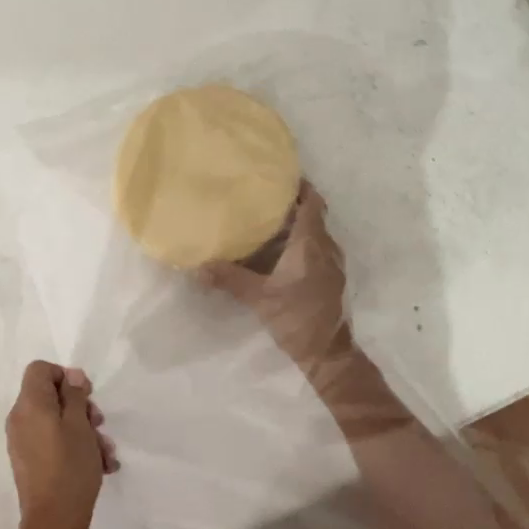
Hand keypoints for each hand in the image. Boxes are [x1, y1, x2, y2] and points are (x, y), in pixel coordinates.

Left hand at [5, 361, 116, 528]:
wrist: (54, 522)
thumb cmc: (70, 468)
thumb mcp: (79, 425)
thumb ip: (75, 395)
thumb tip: (71, 376)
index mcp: (29, 405)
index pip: (40, 370)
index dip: (65, 376)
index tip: (87, 395)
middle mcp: (20, 420)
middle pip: (51, 397)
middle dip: (80, 407)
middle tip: (99, 424)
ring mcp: (24, 443)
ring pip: (57, 423)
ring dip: (85, 432)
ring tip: (106, 453)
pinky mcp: (31, 462)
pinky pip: (54, 443)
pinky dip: (75, 448)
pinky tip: (101, 466)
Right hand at [200, 183, 351, 375]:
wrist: (328, 354)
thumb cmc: (298, 318)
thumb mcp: (259, 298)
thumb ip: (230, 279)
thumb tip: (198, 266)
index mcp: (312, 244)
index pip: (312, 203)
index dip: (300, 186)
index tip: (280, 175)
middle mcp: (326, 248)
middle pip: (312, 216)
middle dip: (290, 205)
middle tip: (261, 196)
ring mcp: (331, 265)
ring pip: (313, 234)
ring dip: (292, 226)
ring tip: (263, 221)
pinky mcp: (329, 279)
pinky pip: (314, 250)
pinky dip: (296, 244)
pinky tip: (274, 252)